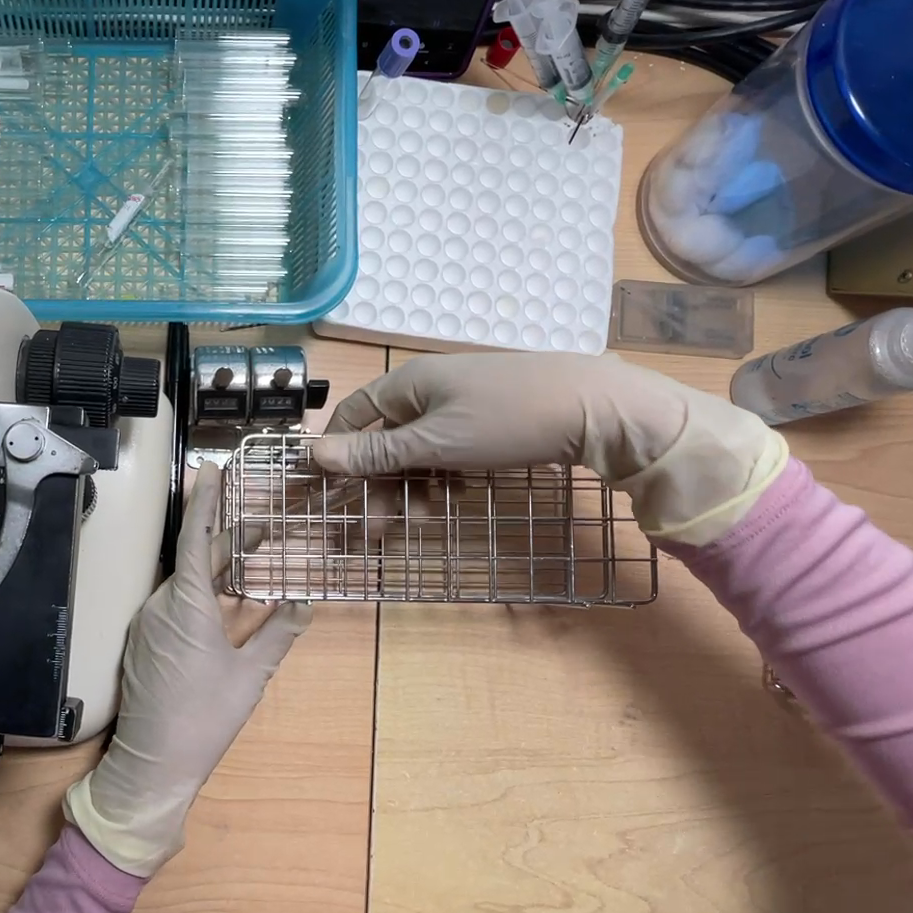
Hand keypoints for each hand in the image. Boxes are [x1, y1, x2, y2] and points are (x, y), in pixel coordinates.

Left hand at [64, 463, 313, 876]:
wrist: (152, 764)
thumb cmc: (204, 718)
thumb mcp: (250, 676)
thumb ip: (279, 633)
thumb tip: (305, 602)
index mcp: (185, 605)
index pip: (194, 536)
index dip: (206, 500)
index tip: (212, 469)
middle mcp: (159, 605)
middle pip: (193, 559)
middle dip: (226, 540)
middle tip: (265, 528)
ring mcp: (146, 624)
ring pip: (182, 582)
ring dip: (213, 568)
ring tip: (249, 561)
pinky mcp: (142, 642)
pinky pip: (172, 603)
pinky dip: (198, 592)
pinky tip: (222, 601)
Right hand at [310, 353, 786, 544]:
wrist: (599, 406)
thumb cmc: (506, 420)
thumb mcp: (435, 443)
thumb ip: (375, 453)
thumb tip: (314, 454)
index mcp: (409, 383)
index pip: (353, 414)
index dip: (337, 451)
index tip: (329, 491)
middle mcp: (429, 387)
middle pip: (385, 437)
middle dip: (379, 483)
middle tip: (378, 529)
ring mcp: (461, 400)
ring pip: (418, 447)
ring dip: (411, 485)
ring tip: (421, 519)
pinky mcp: (488, 416)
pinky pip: (447, 447)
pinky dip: (442, 474)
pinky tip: (453, 497)